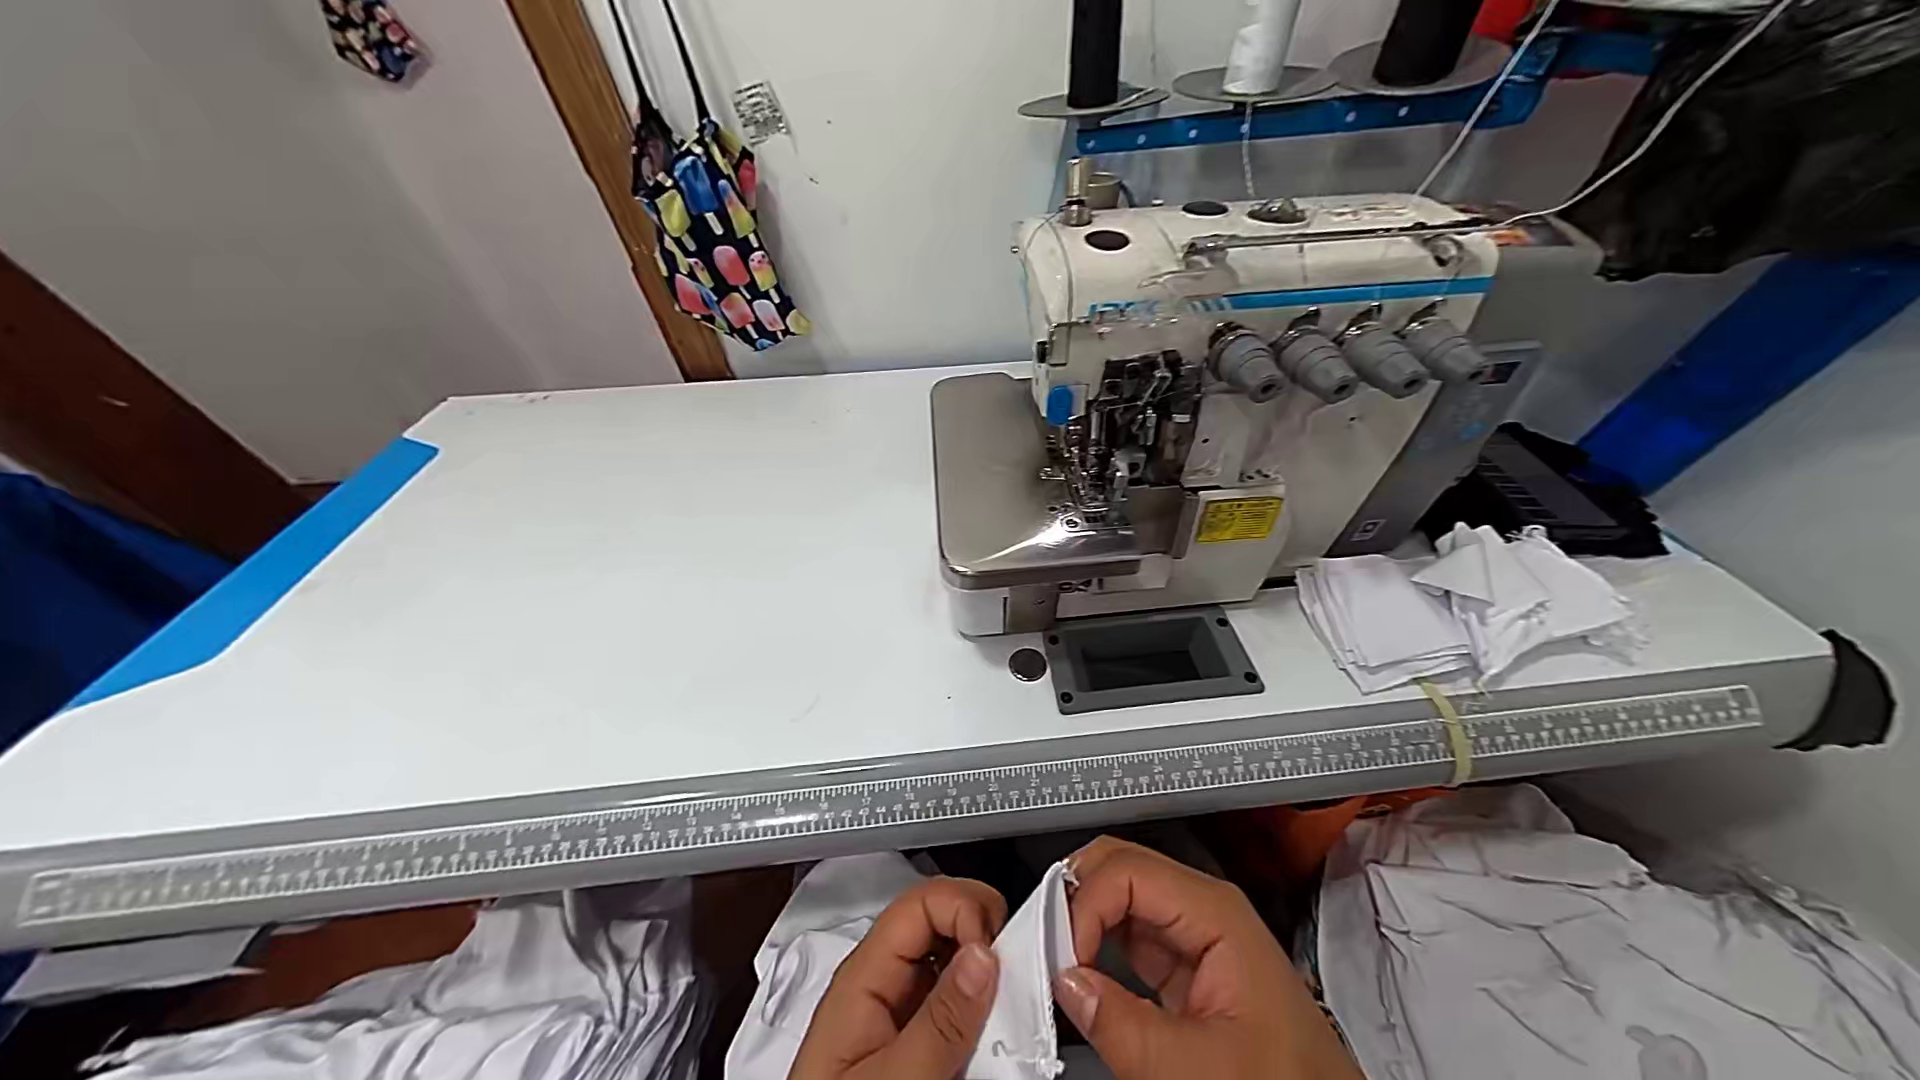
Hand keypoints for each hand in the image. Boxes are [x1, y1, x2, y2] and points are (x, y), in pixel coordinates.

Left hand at [790, 876, 1007, 1079]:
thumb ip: (939, 1021)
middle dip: (983, 931)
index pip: (920, 901)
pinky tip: (994, 1028)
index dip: (963, 910)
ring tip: (1005, 1007)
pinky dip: (985, 999)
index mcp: (865, 976)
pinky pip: (958, 992)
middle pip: (941, 916)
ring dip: (988, 968)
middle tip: (1008, 976)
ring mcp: (903, 1003)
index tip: (994, 955)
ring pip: (955, 952)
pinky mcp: (918, 1030)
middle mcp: (885, 978)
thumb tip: (985, 953)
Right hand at [1055, 837, 1362, 1079]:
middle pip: (1118, 868)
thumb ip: (1124, 1026)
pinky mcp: (1179, 962)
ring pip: (1115, 897)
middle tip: (1045, 943)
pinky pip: (1123, 933)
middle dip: (1074, 897)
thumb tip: (1066, 981)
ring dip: (1079, 921)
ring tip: (1054, 959)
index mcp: (1214, 912)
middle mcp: (1200, 909)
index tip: (1061, 955)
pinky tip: (1077, 972)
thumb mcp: (1201, 1071)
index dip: (1084, 904)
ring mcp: (1189, 932)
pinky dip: (1092, 946)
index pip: (1126, 871)